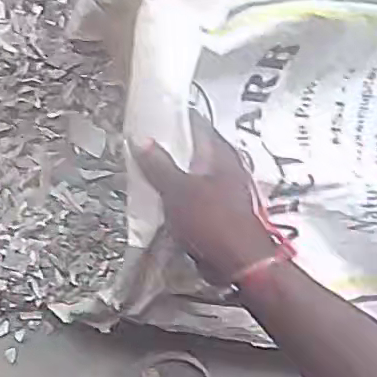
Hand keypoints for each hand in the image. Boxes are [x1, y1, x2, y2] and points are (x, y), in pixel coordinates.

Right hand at [133, 112, 279, 283]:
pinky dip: (174, 188)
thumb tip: (140, 139)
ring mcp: (222, 188)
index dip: (173, 116)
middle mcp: (225, 166)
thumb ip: (158, 164)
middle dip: (167, 144)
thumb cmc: (210, 221)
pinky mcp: (216, 208)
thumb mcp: (177, 189)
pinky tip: (157, 192)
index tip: (149, 114)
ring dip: (169, 168)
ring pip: (190, 169)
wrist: (236, 262)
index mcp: (220, 154)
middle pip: (193, 147)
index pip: (196, 124)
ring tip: (143, 165)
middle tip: (139, 140)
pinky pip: (190, 190)